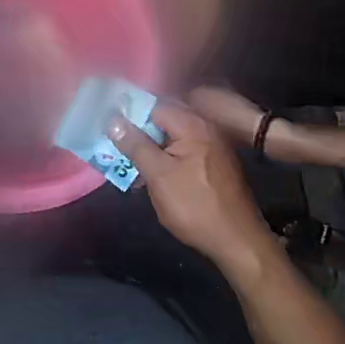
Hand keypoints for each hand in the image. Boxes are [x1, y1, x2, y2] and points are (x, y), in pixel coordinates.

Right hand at [108, 103, 275, 267]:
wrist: (236, 238)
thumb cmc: (194, 206)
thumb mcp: (158, 175)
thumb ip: (136, 145)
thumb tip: (113, 120)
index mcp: (193, 125)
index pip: (155, 104)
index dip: (130, 112)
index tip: (108, 122)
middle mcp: (206, 128)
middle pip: (165, 119)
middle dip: (139, 130)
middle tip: (114, 143)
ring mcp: (213, 146)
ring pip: (173, 137)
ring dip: (151, 147)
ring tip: (128, 162)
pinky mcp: (215, 164)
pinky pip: (184, 151)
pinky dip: (166, 158)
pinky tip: (152, 175)